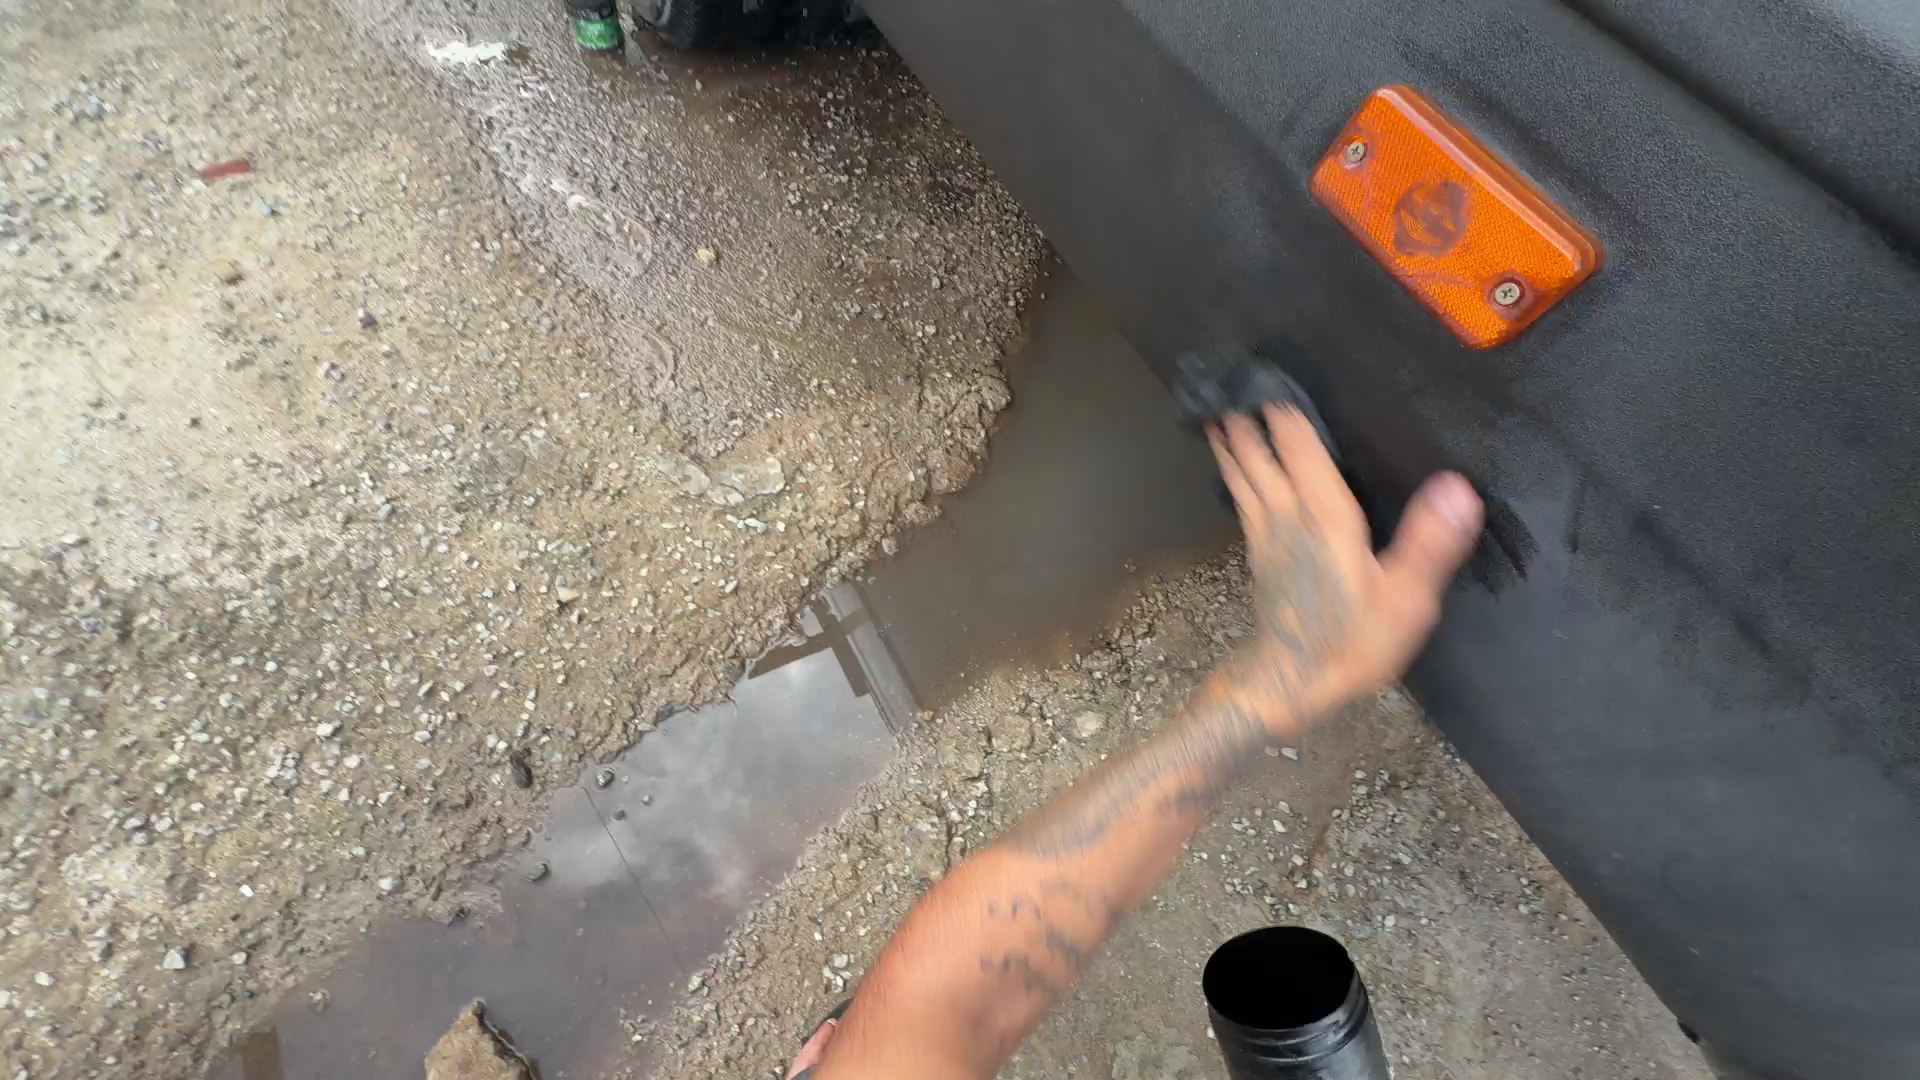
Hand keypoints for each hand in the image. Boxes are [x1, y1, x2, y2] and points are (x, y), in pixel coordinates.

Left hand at [1206, 405, 1482, 725]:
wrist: (1291, 681)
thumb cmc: (1351, 641)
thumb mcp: (1403, 599)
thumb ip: (1428, 543)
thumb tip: (1456, 486)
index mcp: (1324, 518)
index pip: (1301, 452)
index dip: (1285, 415)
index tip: (1269, 378)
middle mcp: (1286, 518)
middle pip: (1259, 459)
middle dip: (1244, 423)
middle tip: (1226, 387)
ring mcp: (1266, 537)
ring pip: (1241, 479)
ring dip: (1229, 447)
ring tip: (1213, 419)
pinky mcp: (1258, 556)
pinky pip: (1241, 502)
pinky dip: (1232, 478)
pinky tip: (1230, 474)